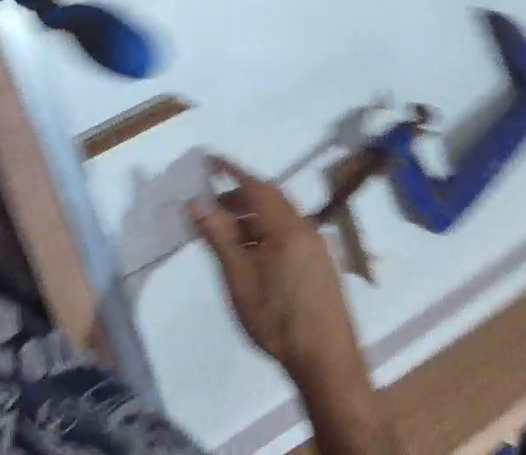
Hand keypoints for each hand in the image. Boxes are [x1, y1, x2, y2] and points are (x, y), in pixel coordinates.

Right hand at [189, 154, 365, 382]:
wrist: (328, 365)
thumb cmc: (277, 318)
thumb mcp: (239, 277)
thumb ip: (218, 236)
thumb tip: (196, 203)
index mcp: (287, 229)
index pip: (257, 186)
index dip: (233, 171)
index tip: (211, 160)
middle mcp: (307, 232)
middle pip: (272, 200)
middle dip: (241, 194)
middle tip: (214, 204)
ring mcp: (318, 251)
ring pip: (282, 219)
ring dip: (254, 215)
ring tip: (228, 231)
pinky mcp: (322, 269)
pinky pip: (291, 235)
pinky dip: (267, 231)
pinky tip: (253, 254)